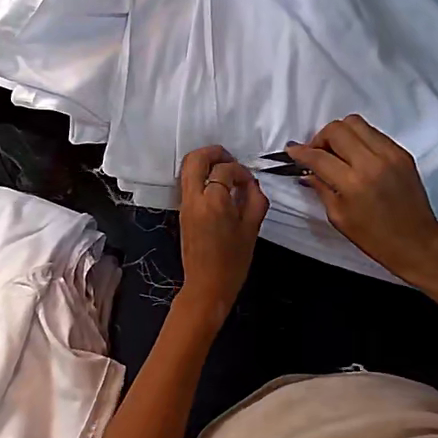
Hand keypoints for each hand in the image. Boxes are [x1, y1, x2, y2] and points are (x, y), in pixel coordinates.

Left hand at [175, 145, 267, 318]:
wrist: (207, 285)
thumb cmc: (233, 261)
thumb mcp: (252, 228)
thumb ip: (254, 199)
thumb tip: (251, 184)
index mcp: (213, 201)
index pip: (225, 169)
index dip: (241, 172)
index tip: (250, 183)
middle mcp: (194, 198)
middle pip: (195, 159)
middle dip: (214, 152)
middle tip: (231, 159)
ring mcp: (185, 204)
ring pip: (187, 169)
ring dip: (206, 164)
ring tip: (226, 173)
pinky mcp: (182, 212)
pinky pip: (188, 183)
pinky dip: (201, 177)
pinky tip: (219, 188)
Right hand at [287, 115, 437, 286]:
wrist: (417, 242)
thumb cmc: (374, 238)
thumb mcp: (338, 216)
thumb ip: (321, 188)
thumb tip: (307, 172)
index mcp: (353, 183)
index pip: (319, 156)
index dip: (300, 152)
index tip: (291, 151)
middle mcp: (372, 162)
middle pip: (337, 129)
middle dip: (320, 138)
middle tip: (317, 154)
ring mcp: (390, 154)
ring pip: (356, 123)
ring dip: (340, 134)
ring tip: (336, 152)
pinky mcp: (402, 153)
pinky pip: (374, 133)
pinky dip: (359, 139)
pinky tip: (356, 157)